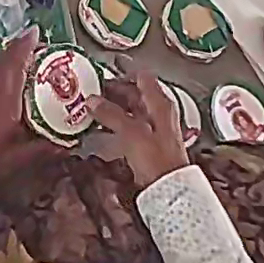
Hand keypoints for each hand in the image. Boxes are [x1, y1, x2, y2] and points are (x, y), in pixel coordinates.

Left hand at [0, 28, 63, 195]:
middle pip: (5, 64)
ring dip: (4, 57)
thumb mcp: (16, 161)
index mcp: (4, 104)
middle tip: (37, 44)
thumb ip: (41, 149)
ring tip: (14, 48)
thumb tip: (68, 144)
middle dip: (21, 51)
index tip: (35, 32)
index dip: (26, 48)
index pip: (16, 67)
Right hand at [92, 71, 189, 187]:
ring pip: (132, 111)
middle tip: (94, 91)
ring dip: (114, 108)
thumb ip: (111, 114)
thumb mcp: (132, 132)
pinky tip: (104, 129)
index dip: (124, 73)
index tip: (105, 73)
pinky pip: (130, 127)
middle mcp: (160, 113)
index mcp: (160, 104)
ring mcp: (155, 129)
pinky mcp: (149, 145)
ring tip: (94, 108)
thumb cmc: (159, 160)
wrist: (170, 190)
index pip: (142, 77)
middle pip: (136, 94)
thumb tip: (93, 100)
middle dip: (114, 91)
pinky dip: (117, 124)